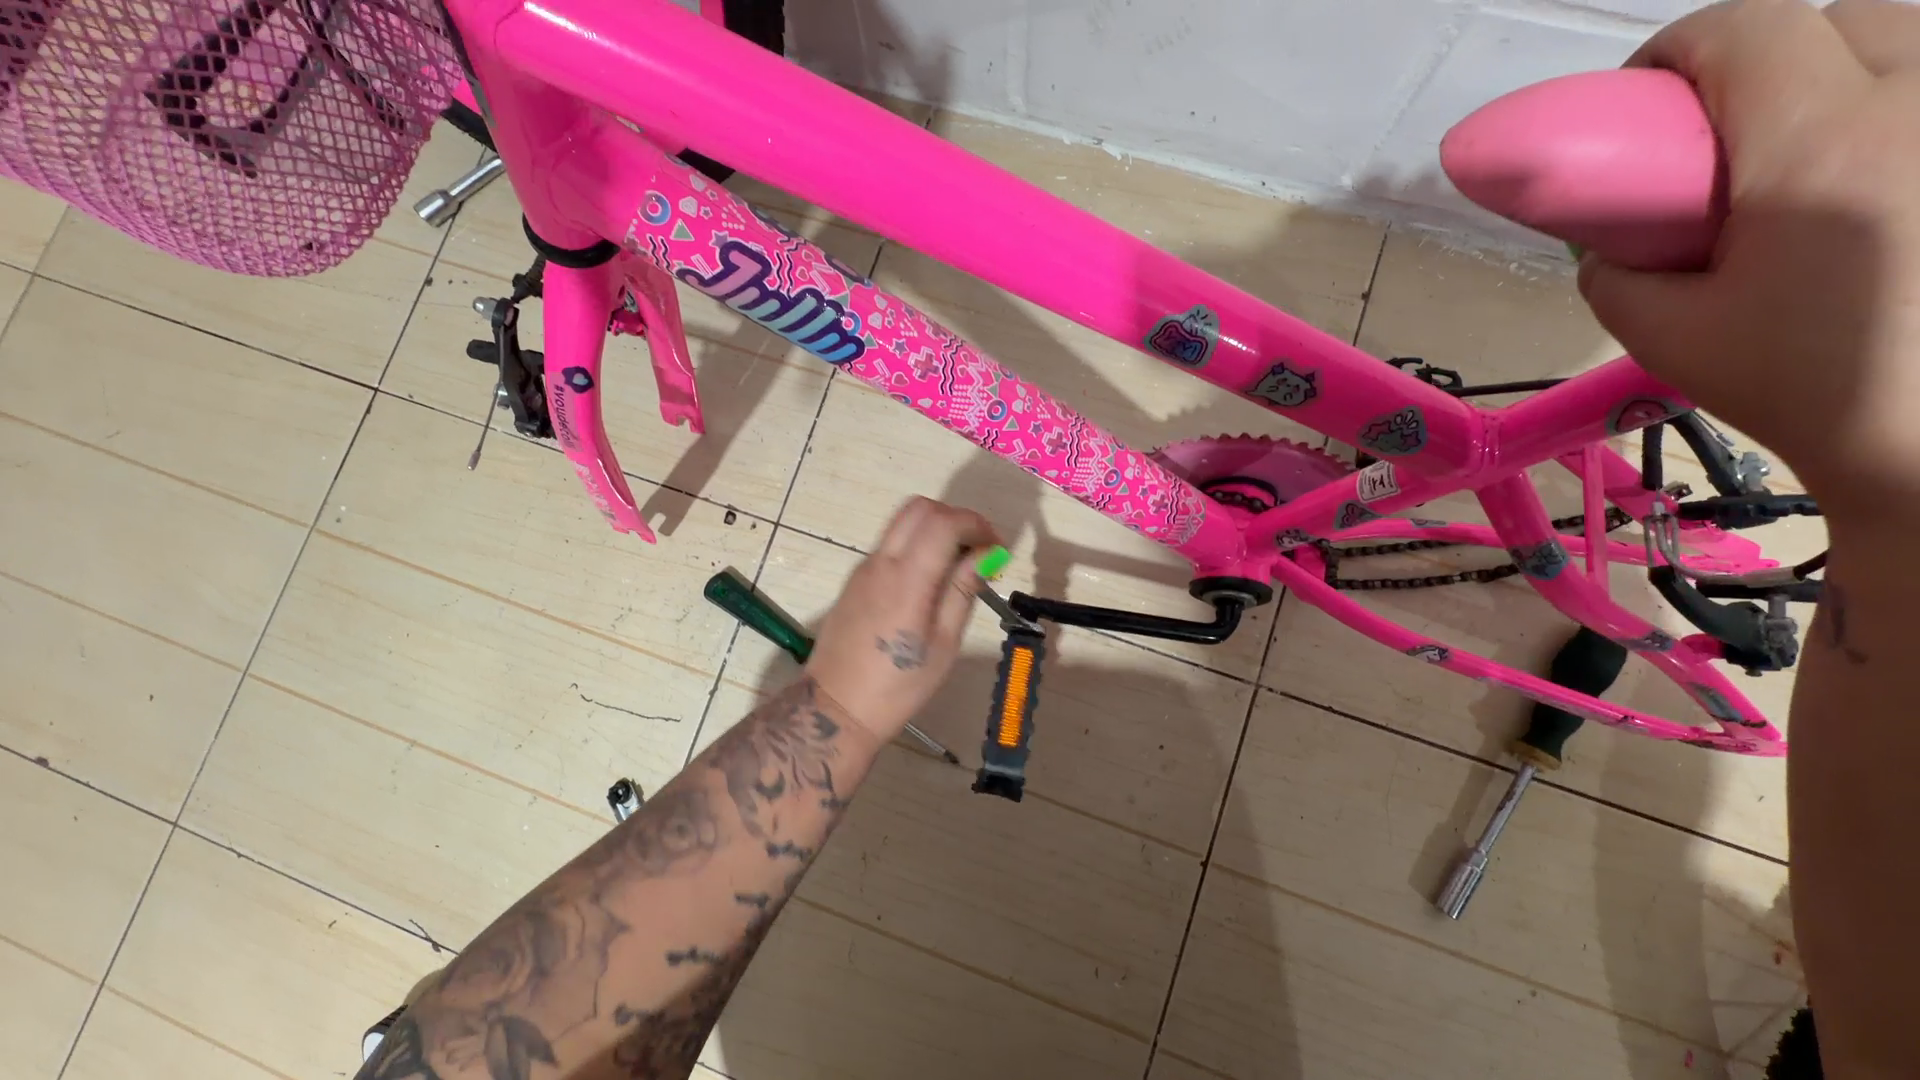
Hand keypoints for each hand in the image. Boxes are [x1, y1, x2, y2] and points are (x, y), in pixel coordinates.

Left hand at [803, 498, 1001, 743]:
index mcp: (906, 581)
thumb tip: (984, 555)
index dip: (976, 524)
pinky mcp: (855, 580)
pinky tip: (931, 581)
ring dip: (935, 529)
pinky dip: (917, 545)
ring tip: (958, 566)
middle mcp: (880, 563)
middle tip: (979, 549)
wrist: (834, 707)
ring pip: (902, 523)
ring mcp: (863, 569)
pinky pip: (890, 545)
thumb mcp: (942, 645)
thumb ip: (962, 592)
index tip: (996, 547)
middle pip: (919, 508)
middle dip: (956, 518)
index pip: (943, 522)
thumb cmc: (897, 687)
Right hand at [1578, 0, 1919, 532]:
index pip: (1742, 32)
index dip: (1675, 49)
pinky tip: (1882, 163)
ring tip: (1813, 144)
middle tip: (1723, 129)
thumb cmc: (1796, 386)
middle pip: (1834, 16)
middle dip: (1762, 54)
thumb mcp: (1662, 336)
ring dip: (1845, 65)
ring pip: (1911, 35)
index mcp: (1819, 146)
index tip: (1641, 97)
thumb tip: (1606, 242)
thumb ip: (1612, 274)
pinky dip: (1899, 102)